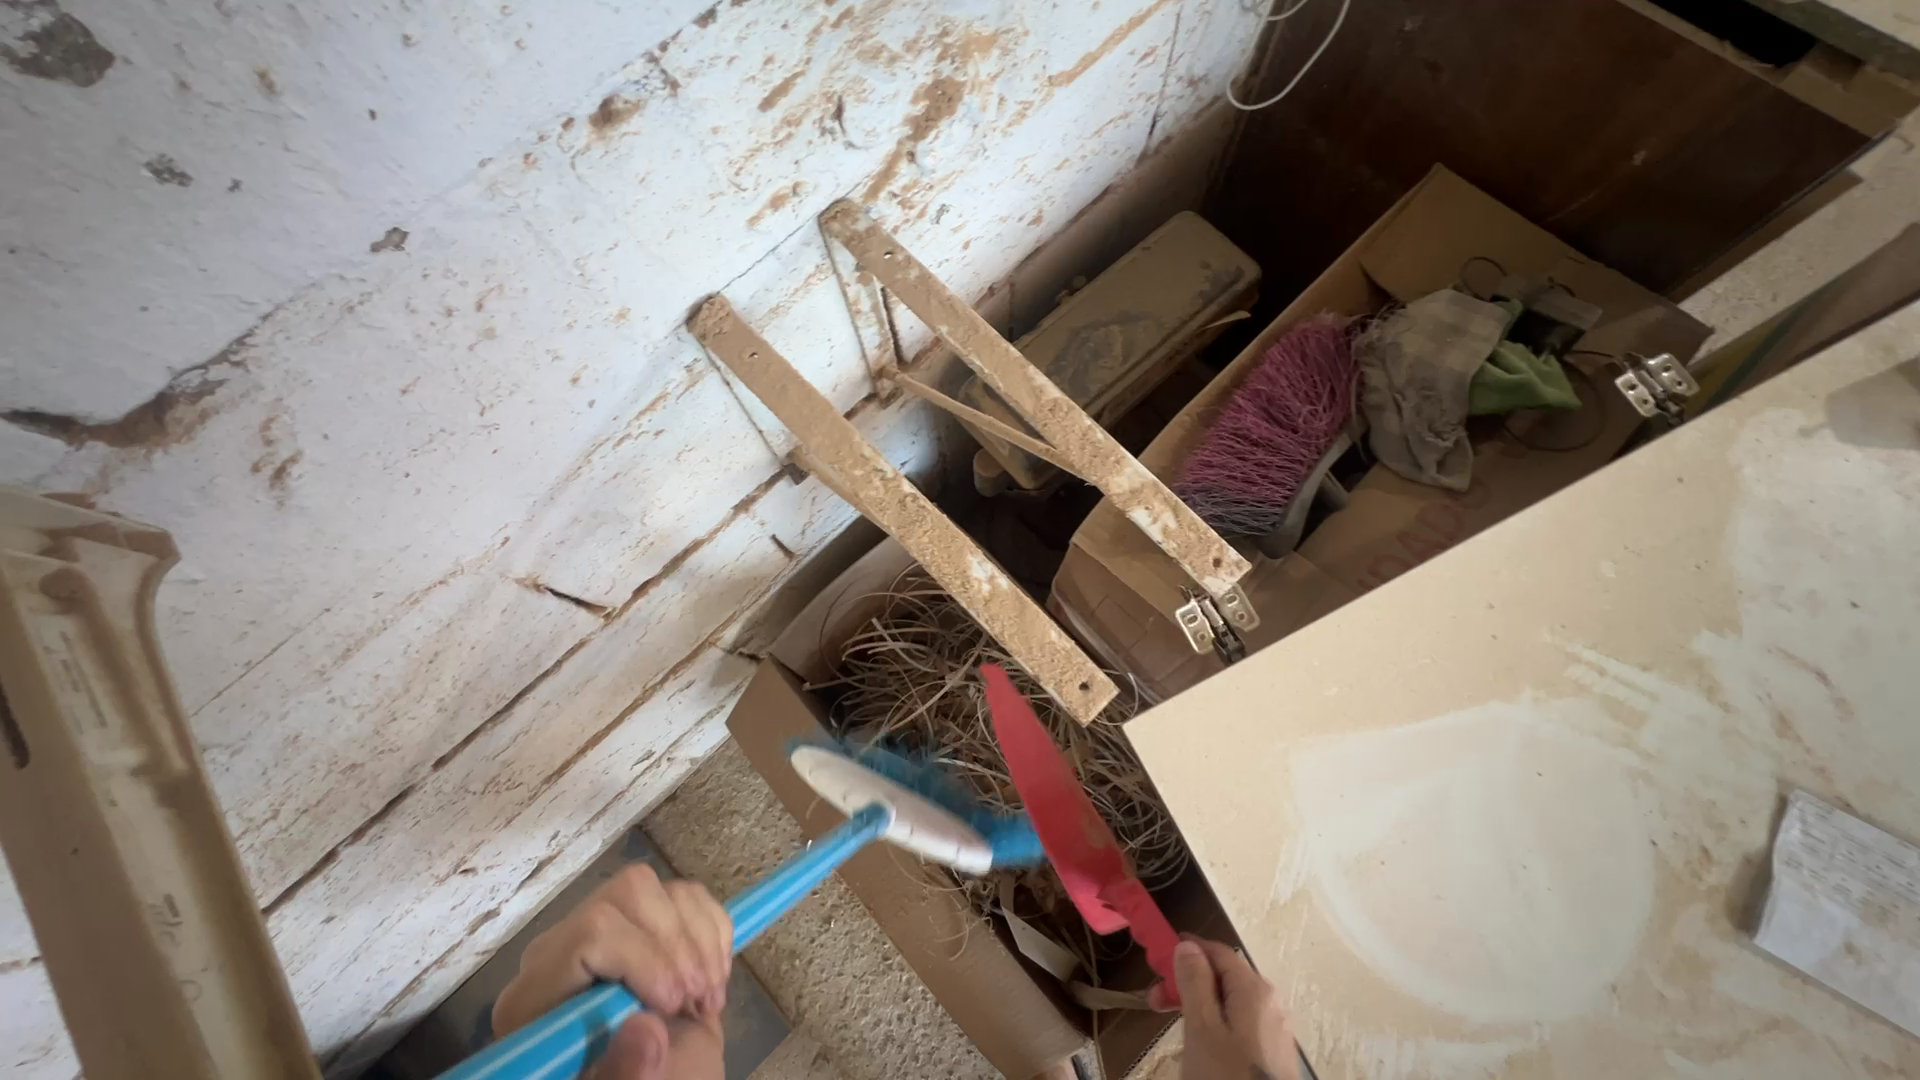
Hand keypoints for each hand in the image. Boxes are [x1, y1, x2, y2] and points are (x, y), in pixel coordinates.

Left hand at [492, 864, 732, 1079]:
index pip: (592, 933)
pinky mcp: (647, 921)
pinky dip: (715, 931)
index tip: (673, 1005)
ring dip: (701, 940)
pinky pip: (690, 896)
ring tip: (707, 995)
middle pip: (630, 892)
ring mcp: (610, 926)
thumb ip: (622, 1073)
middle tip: (697, 997)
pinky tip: (713, 977)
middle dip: (677, 943)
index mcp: (537, 995)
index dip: (645, 959)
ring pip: (664, 889)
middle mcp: (567, 946)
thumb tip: (648, 1029)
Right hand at [1169, 938, 1297, 1079]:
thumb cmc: (1226, 1077)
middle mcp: (1270, 1003)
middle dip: (1187, 983)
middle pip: (1223, 977)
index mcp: (1254, 989)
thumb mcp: (1202, 1029)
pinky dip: (1216, 1026)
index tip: (1155, 965)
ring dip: (1198, 1006)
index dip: (1185, 950)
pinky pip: (1240, 1026)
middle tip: (1154, 1004)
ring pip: (1229, 1003)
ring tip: (1175, 1027)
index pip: (1216, 951)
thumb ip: (1194, 982)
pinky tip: (1202, 1048)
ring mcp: (1275, 1031)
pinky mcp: (1274, 1057)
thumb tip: (1188, 945)